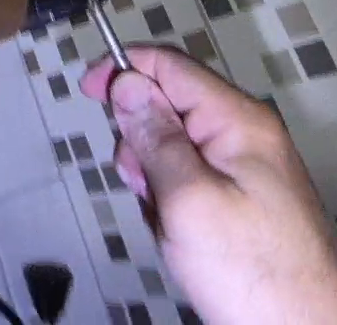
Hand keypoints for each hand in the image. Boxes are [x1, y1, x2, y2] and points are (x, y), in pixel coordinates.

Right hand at [81, 46, 336, 324]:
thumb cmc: (248, 271)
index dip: (122, 69)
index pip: (168, 65)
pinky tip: (178, 228)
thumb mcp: (188, 198)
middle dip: (139, 137)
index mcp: (237, 119)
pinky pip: (187, 172)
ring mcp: (245, 164)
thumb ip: (154, 135)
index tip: (88, 92)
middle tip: (142, 184)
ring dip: (153, 173)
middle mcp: (244, 131)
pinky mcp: (243, 194)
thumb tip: (127, 80)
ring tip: (165, 217)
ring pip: (171, 141)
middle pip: (167, 102)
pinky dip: (170, 194)